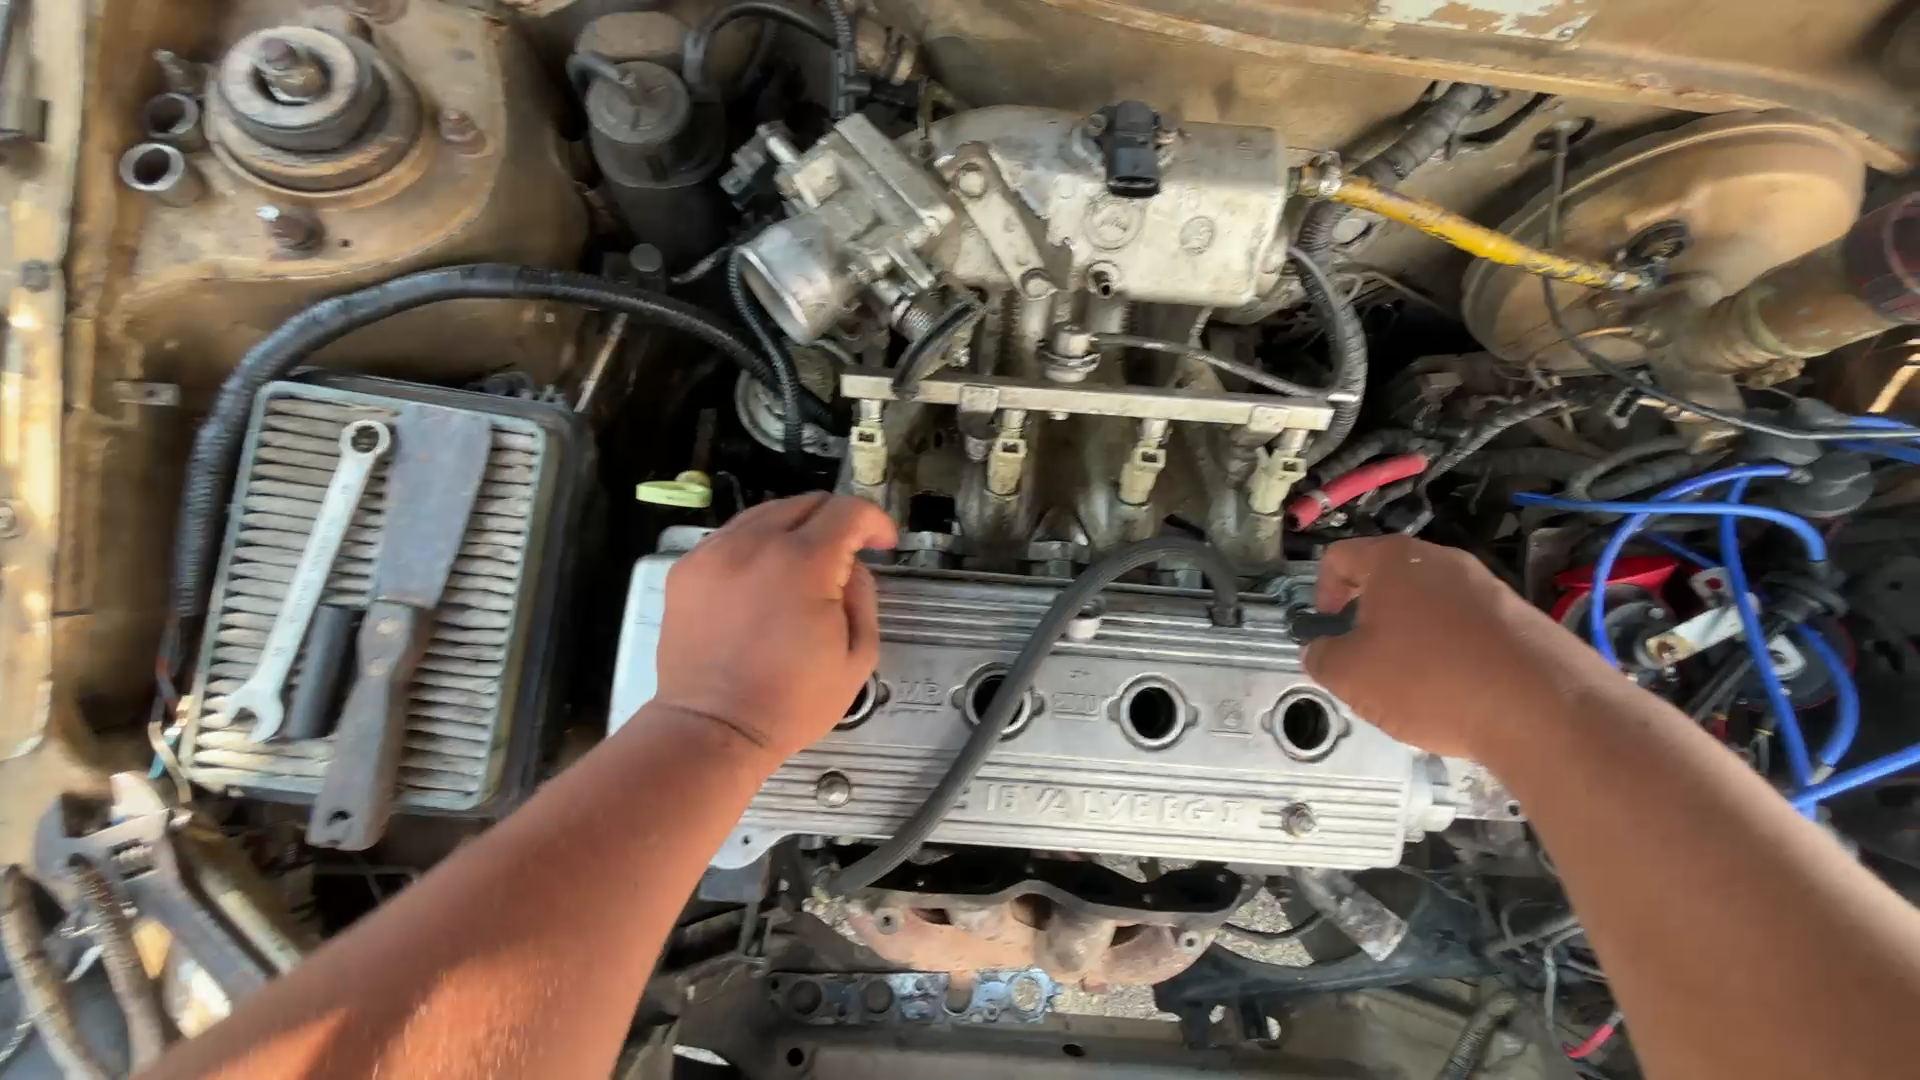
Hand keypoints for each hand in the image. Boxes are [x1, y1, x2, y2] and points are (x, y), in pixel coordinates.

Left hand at [650, 493, 897, 760]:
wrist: (713, 729)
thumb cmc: (792, 702)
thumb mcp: (857, 657)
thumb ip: (863, 596)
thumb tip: (851, 567)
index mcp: (803, 563)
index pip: (848, 511)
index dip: (875, 521)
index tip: (883, 543)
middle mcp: (755, 544)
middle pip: (807, 502)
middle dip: (837, 521)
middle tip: (847, 556)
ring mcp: (714, 552)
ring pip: (766, 513)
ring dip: (796, 529)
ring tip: (804, 567)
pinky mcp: (686, 569)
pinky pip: (732, 536)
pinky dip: (757, 545)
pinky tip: (764, 579)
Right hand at [1304, 534, 1617, 758]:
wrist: (1548, 712)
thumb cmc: (1430, 680)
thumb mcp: (1349, 675)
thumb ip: (1321, 656)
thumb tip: (1321, 650)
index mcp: (1394, 560)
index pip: (1339, 557)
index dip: (1322, 591)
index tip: (1329, 629)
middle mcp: (1443, 561)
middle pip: (1388, 579)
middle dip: (1369, 616)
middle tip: (1365, 659)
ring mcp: (1489, 588)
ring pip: (1429, 605)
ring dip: (1411, 636)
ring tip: (1413, 683)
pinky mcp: (1523, 620)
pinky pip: (1468, 629)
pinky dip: (1452, 653)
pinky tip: (1458, 694)